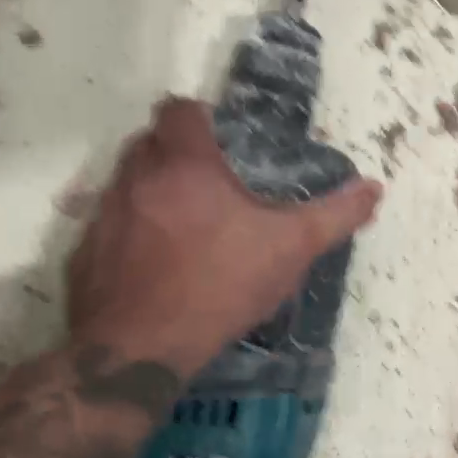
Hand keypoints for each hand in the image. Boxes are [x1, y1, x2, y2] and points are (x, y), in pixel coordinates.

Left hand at [67, 98, 382, 370]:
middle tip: (216, 175)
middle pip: (147, 141)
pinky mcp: (84, 253)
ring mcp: (102, 216)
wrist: (139, 347)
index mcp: (186, 166)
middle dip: (178, 149)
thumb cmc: (221, 283)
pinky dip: (136, 228)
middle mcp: (136, 180)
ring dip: (155, 187)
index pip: (178, 111)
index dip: (200, 115)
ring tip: (193, 218)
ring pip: (126, 181)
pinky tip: (163, 259)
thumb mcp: (294, 247)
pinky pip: (111, 223)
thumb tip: (373, 188)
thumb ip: (336, 214)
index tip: (224, 134)